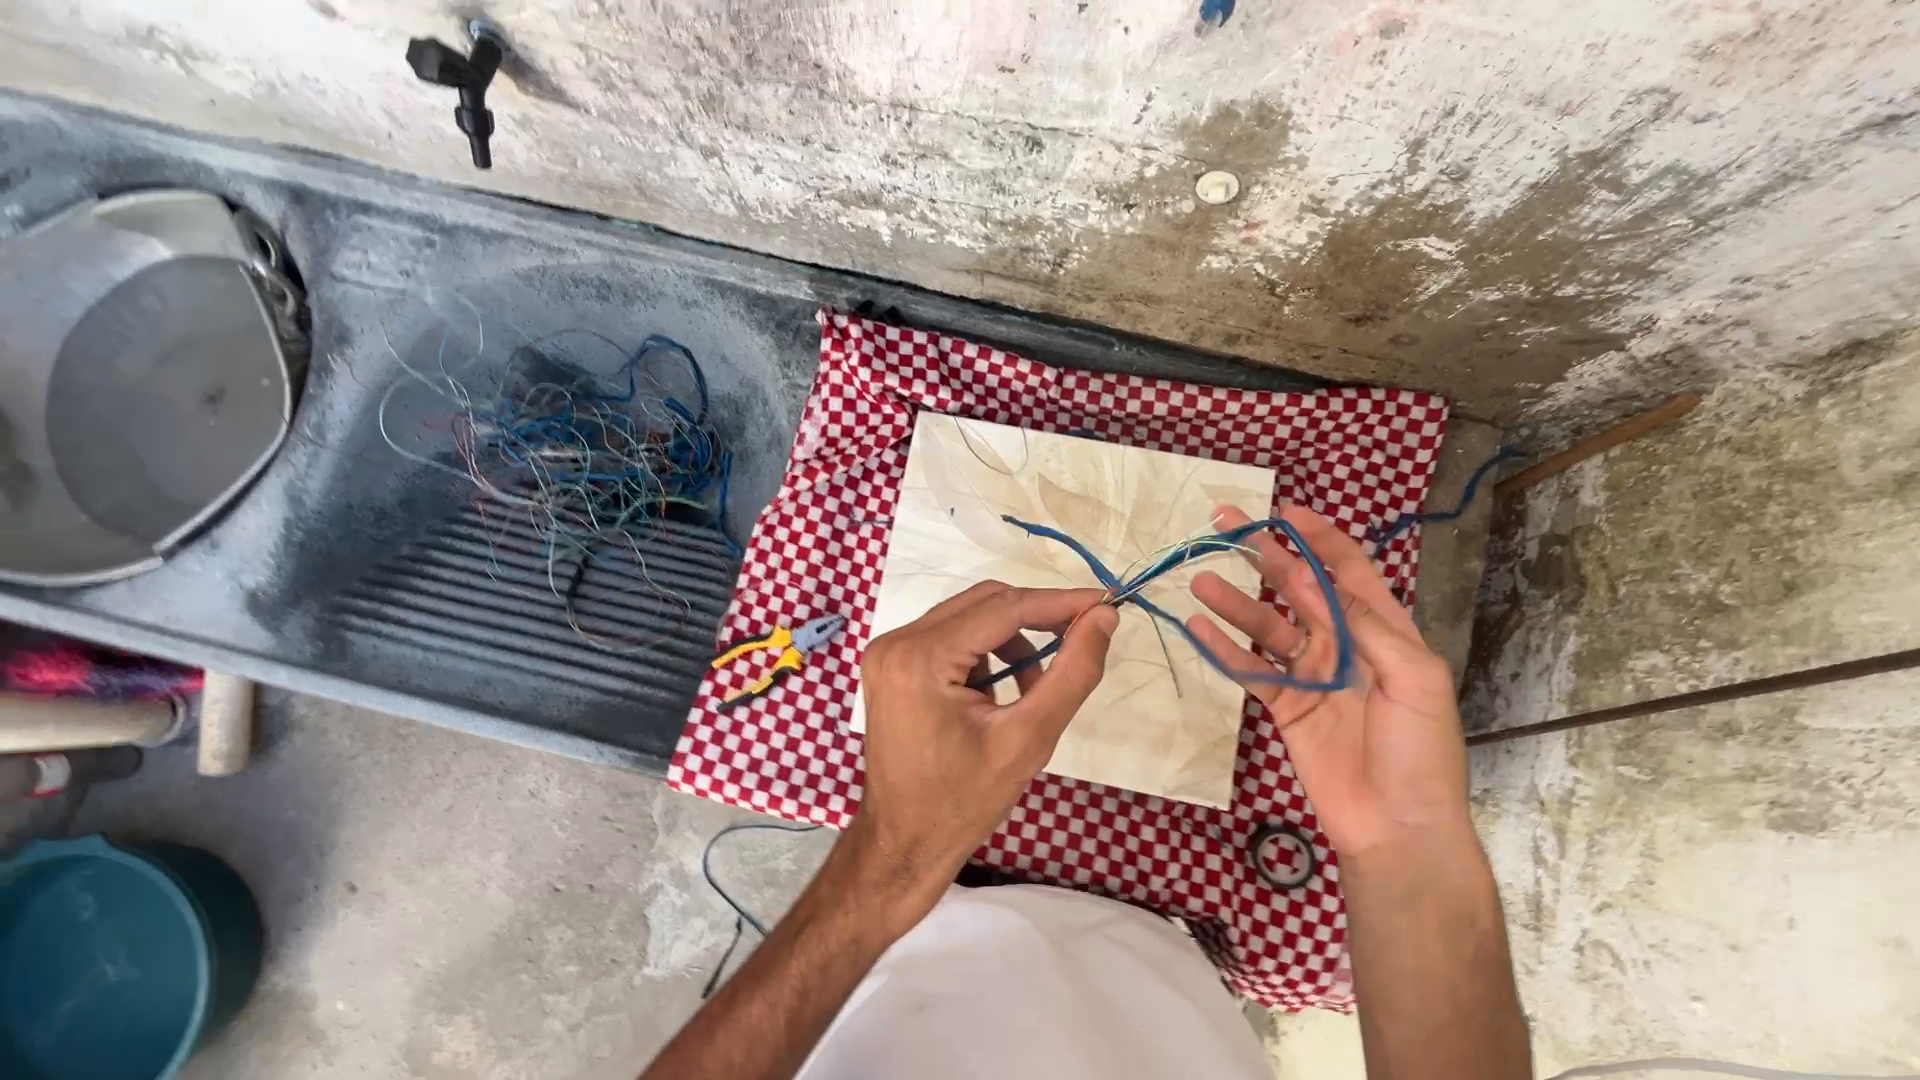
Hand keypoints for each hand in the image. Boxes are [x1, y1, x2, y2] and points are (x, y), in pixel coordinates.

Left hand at [851, 582, 1117, 920]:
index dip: (1059, 602)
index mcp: (921, 658)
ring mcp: (888, 650)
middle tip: (1082, 638)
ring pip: (968, 615)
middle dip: (1037, 617)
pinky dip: (985, 652)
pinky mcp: (891, 662)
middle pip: (984, 602)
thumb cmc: (965, 801)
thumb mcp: (1028, 739)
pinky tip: (999, 694)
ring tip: (1034, 689)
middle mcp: (896, 641)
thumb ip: (1072, 673)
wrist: (904, 843)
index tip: (1105, 603)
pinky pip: (950, 635)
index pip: (1003, 608)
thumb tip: (1103, 618)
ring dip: (1012, 639)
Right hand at [1187, 504, 1469, 859]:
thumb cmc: (1421, 751)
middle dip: (1264, 554)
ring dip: (1235, 602)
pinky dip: (1223, 650)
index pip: (1348, 570)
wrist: (1398, 826)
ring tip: (1201, 580)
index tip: (1283, 513)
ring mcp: (1309, 674)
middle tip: (1223, 525)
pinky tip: (1197, 629)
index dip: (1319, 538)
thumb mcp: (1414, 680)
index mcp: (1383, 631)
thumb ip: (1365, 627)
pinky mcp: (1283, 705)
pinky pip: (1249, 669)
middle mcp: (1342, 644)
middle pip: (1297, 588)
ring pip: (1266, 626)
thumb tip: (1310, 579)